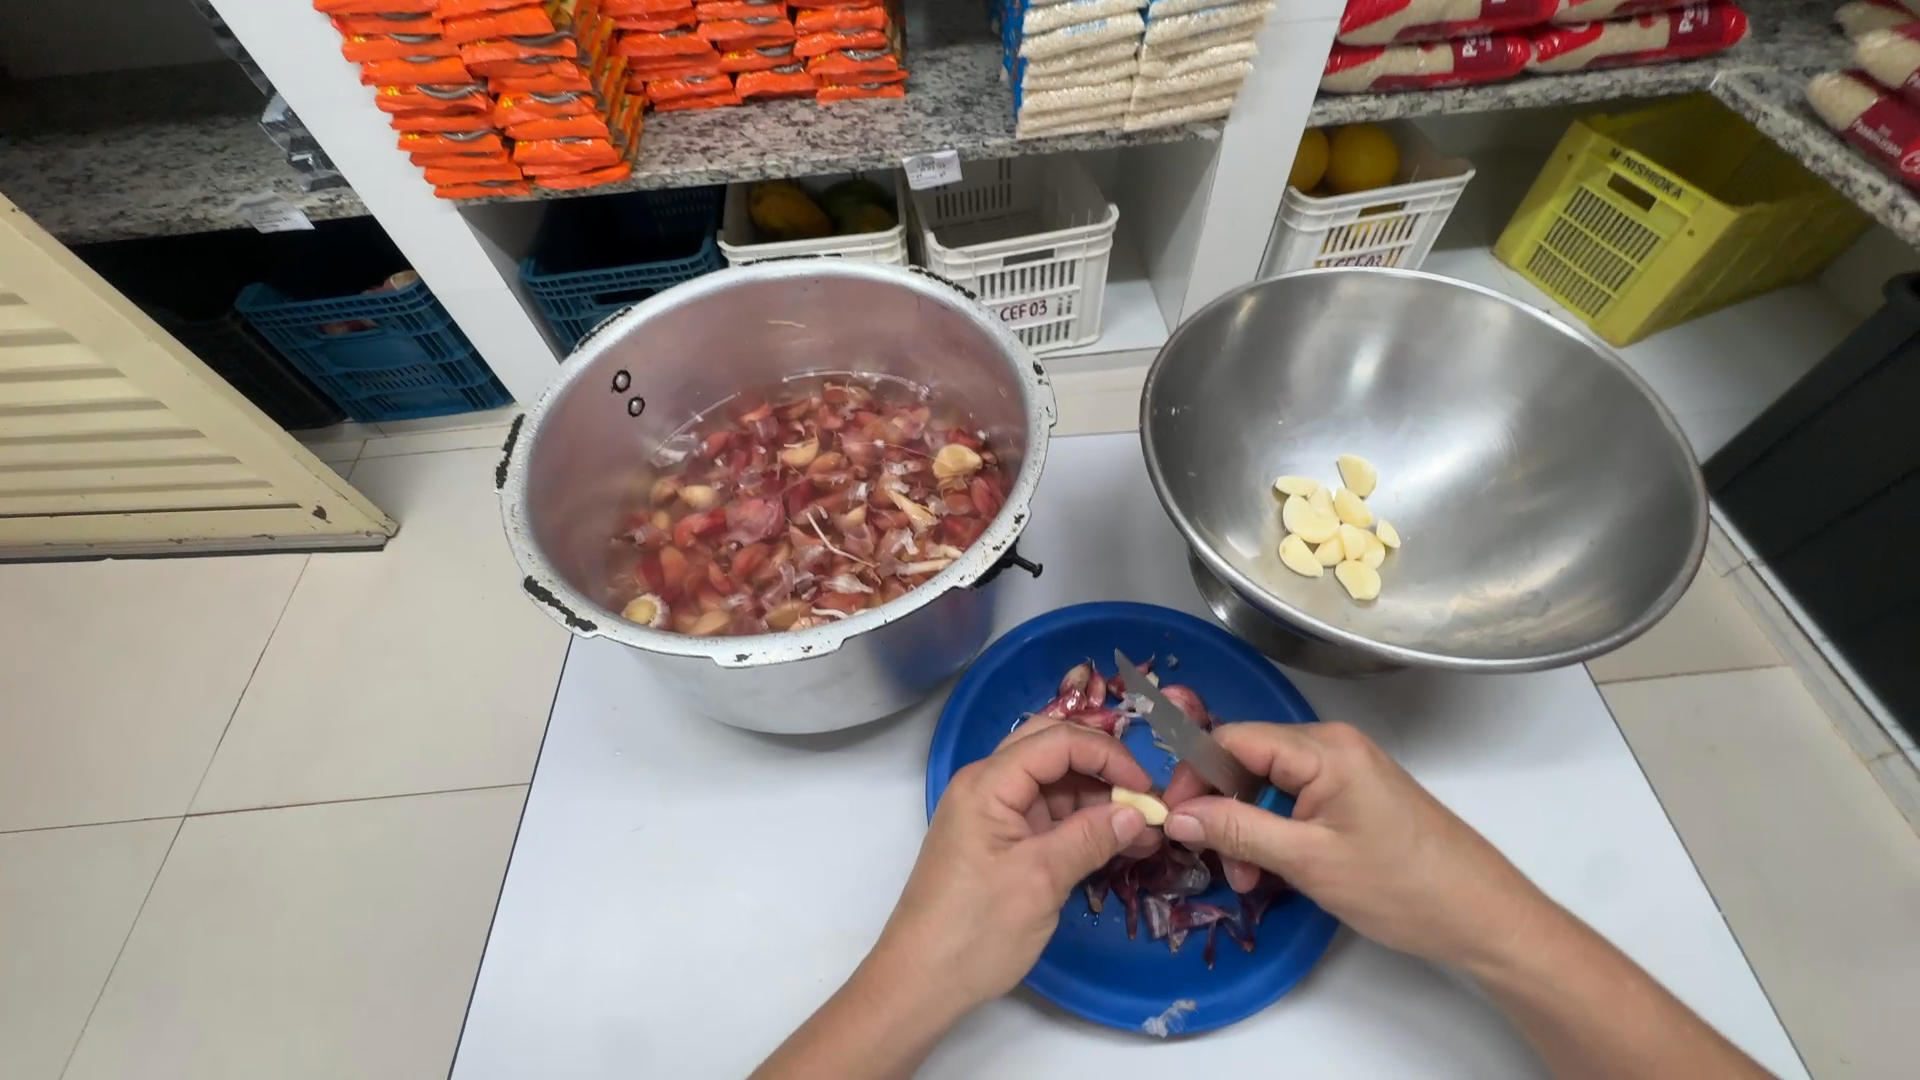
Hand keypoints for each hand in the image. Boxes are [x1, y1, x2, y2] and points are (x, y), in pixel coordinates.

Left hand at [874, 721, 1158, 1013]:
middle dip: (1102, 769)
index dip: (1106, 755)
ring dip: (1096, 801)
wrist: (920, 982)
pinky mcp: (1000, 840)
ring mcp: (993, 813)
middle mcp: (988, 785)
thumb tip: (1137, 814)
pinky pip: (1047, 816)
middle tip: (1145, 798)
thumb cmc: (976, 929)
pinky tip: (1117, 843)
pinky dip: (1081, 825)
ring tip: (1144, 831)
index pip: (1056, 741)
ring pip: (1053, 784)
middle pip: (1052, 751)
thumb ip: (1089, 839)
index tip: (1146, 787)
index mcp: (989, 782)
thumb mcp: (1040, 881)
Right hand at [1159, 722, 1548, 969]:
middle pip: (1246, 759)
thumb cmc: (1401, 888)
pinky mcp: (1352, 790)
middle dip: (1222, 807)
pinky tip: (1272, 866)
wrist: (1490, 921)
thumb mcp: (1307, 862)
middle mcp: (1329, 743)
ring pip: (1267, 782)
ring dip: (1246, 825)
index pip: (1231, 740)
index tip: (1175, 818)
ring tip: (1248, 877)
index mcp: (1321, 748)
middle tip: (1214, 858)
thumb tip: (1175, 817)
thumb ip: (1235, 832)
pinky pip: (1292, 795)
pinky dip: (1273, 828)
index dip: (1194, 775)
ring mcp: (1344, 765)